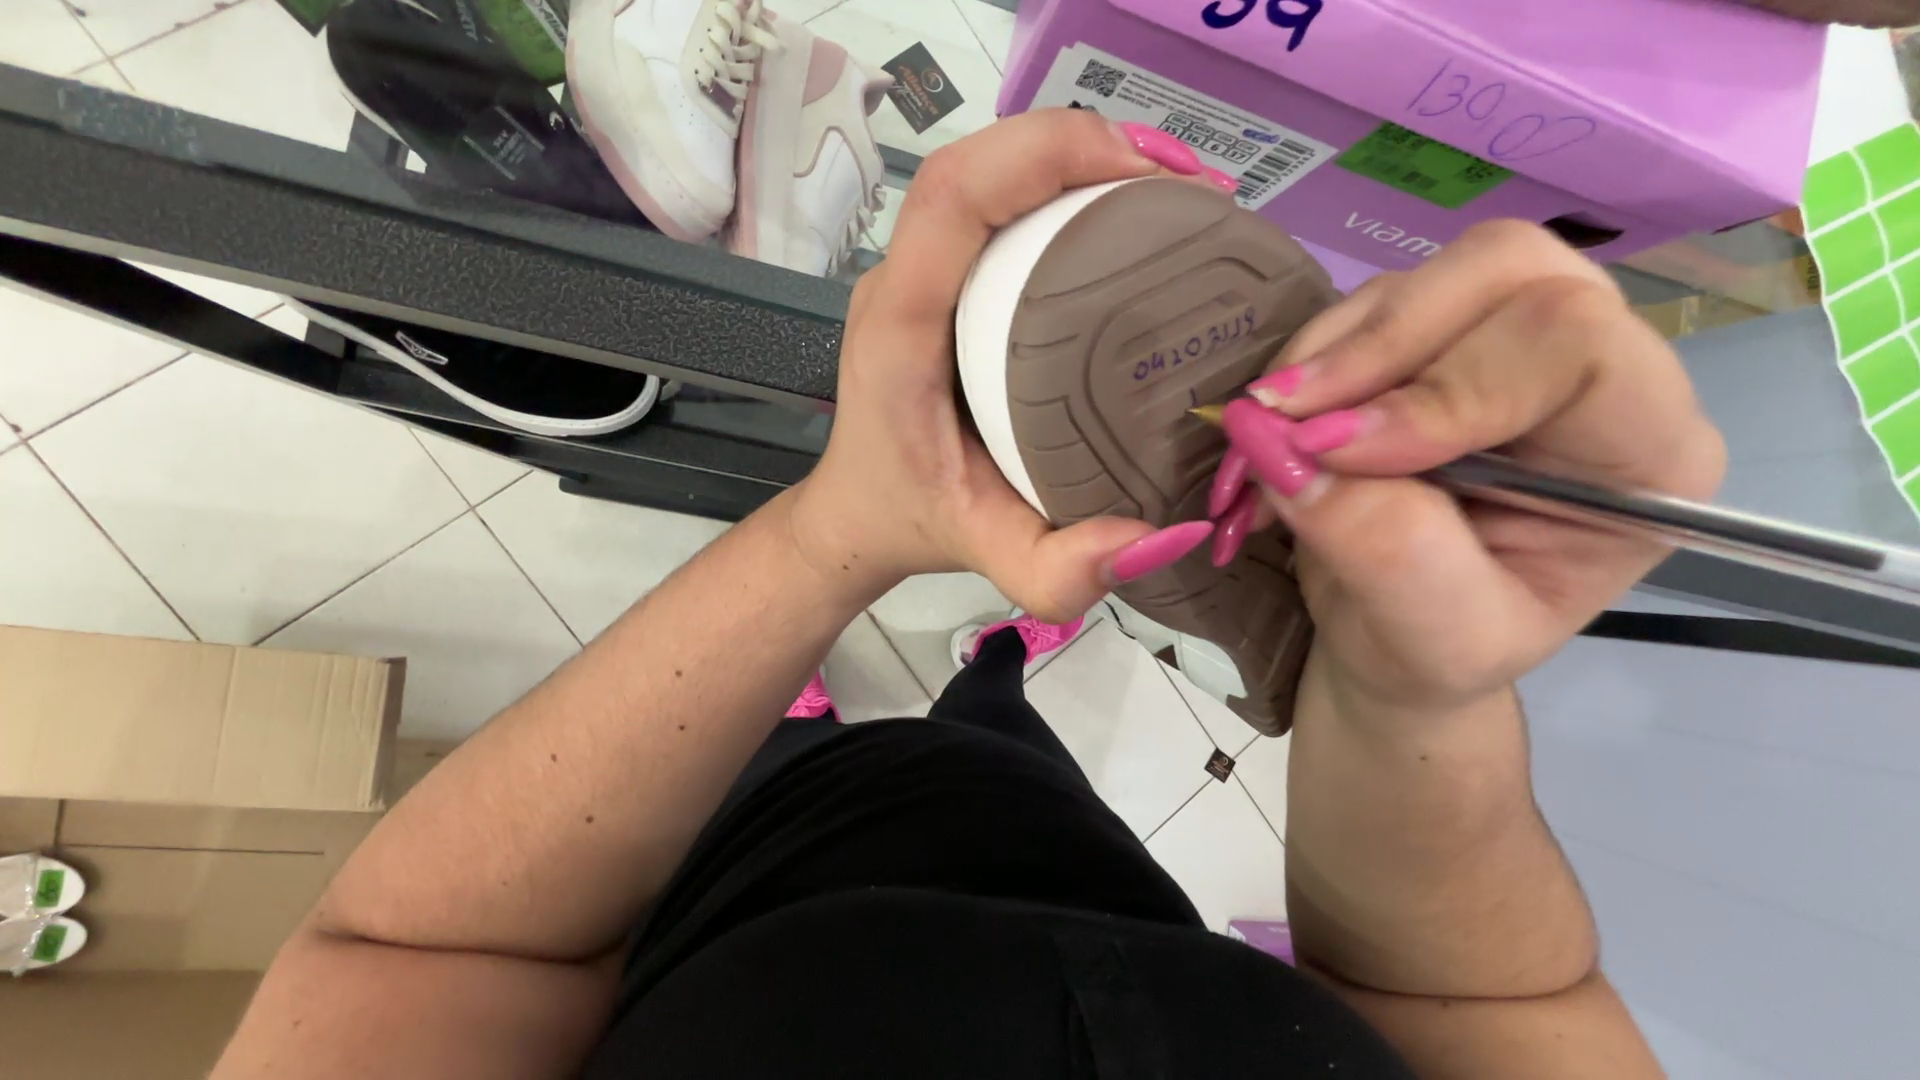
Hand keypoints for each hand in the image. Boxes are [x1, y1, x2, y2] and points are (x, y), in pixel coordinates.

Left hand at [788, 110, 1237, 620]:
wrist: (858, 511)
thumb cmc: (910, 520)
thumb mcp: (986, 553)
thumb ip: (1061, 568)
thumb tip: (1171, 537)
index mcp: (901, 330)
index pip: (953, 199)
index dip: (1045, 155)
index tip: (1149, 176)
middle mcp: (900, 284)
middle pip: (977, 166)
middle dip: (1082, 147)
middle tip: (1187, 186)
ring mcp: (914, 275)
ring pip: (986, 177)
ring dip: (1074, 161)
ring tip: (1171, 192)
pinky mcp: (937, 281)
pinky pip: (993, 209)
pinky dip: (1059, 190)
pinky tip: (1122, 217)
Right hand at [1214, 221, 1726, 715]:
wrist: (1393, 645)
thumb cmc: (1433, 656)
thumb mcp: (1430, 637)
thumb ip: (1380, 546)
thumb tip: (1282, 448)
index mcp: (1641, 454)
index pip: (1570, 346)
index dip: (1440, 388)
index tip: (1330, 453)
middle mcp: (1590, 378)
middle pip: (1501, 272)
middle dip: (1373, 346)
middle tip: (1281, 418)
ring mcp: (1500, 351)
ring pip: (1419, 282)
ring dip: (1322, 357)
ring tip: (1267, 442)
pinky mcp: (1426, 350)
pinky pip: (1358, 313)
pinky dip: (1297, 368)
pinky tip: (1274, 435)